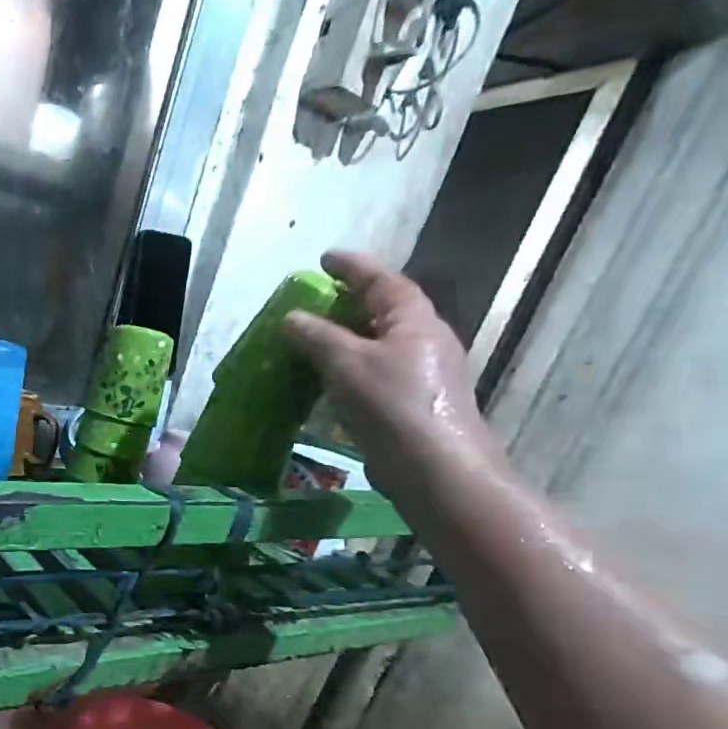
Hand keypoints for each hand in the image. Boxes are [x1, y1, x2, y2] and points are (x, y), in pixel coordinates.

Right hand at [281, 251, 507, 493]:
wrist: (435, 469)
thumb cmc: (392, 405)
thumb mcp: (345, 362)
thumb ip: (316, 336)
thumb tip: (292, 317)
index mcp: (415, 323)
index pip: (384, 282)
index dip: (354, 267)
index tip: (324, 259)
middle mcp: (424, 342)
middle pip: (384, 309)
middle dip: (348, 300)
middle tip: (312, 297)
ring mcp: (420, 373)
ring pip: (377, 341)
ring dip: (344, 334)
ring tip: (309, 335)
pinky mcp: (409, 401)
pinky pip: (372, 368)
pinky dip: (345, 362)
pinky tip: (323, 375)